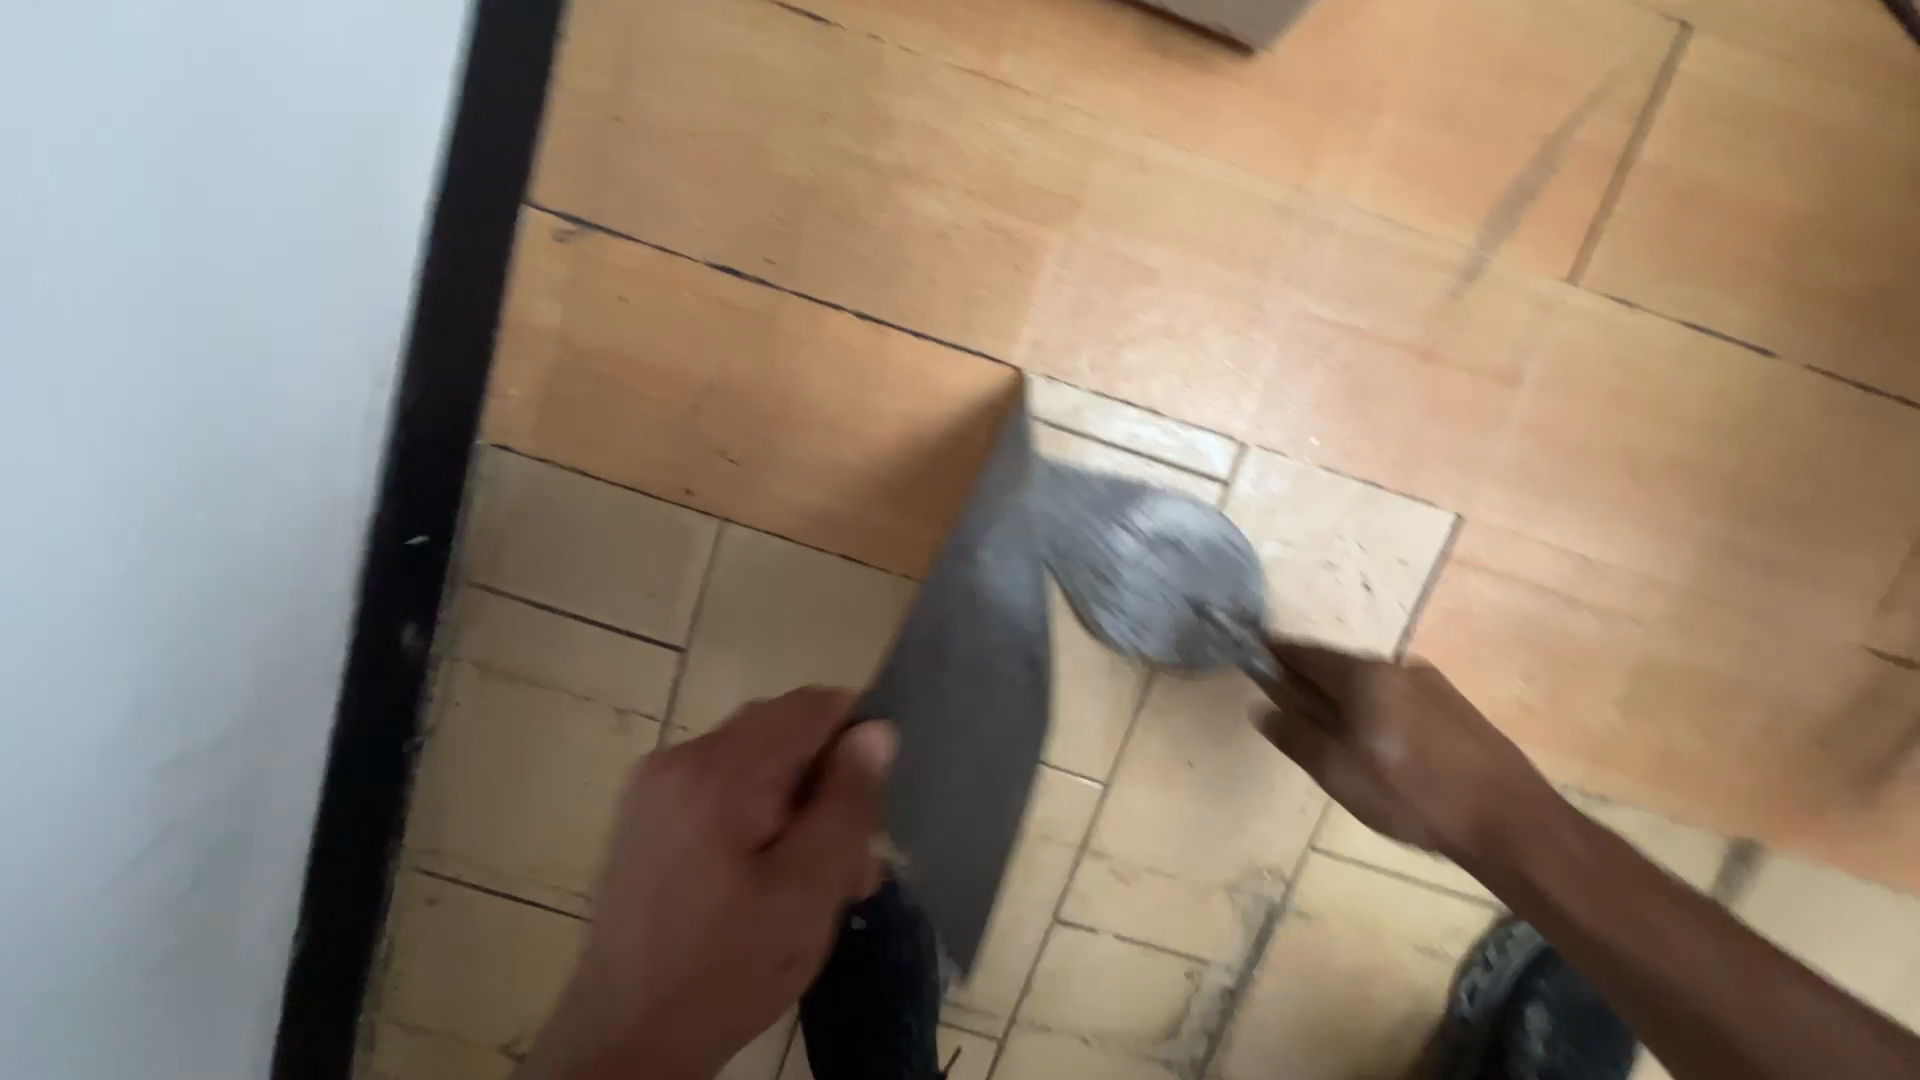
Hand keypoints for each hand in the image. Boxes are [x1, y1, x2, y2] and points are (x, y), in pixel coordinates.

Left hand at [519, 688, 895, 1079]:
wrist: (623, 1046)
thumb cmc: (728, 969)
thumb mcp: (809, 889)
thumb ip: (848, 801)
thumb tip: (877, 730)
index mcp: (717, 770)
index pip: (808, 706)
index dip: (856, 732)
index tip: (879, 789)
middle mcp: (678, 760)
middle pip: (779, 733)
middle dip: (828, 781)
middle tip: (856, 855)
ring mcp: (654, 788)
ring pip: (754, 763)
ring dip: (797, 804)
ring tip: (822, 876)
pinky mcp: (646, 818)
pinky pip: (721, 789)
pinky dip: (759, 816)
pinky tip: (774, 874)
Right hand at [1250, 641, 1556, 868]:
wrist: (1513, 822)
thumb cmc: (1412, 796)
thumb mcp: (1337, 773)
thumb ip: (1294, 736)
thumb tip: (1261, 707)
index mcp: (1361, 674)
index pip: (1301, 651)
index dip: (1273, 654)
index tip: (1252, 660)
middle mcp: (1393, 665)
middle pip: (1334, 664)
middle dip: (1305, 680)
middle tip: (1287, 709)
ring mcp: (1428, 683)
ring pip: (1366, 681)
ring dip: (1340, 696)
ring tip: (1330, 733)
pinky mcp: (1452, 705)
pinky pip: (1394, 694)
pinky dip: (1371, 706)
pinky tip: (1376, 742)